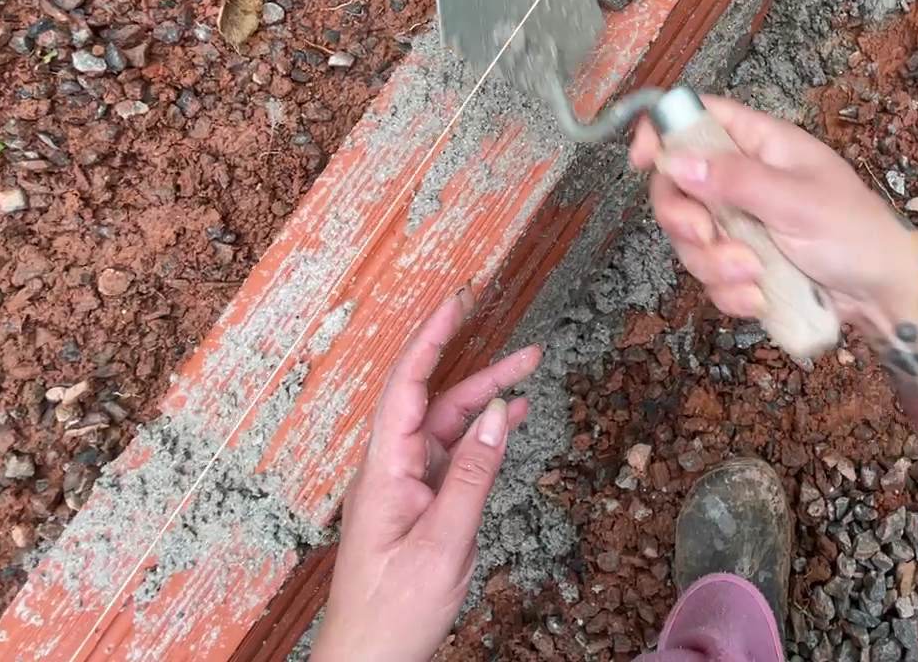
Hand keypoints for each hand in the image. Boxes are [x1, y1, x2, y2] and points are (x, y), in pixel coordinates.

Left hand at [312, 289, 541, 661]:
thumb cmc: (395, 613)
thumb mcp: (445, 544)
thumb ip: (473, 474)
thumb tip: (500, 412)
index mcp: (386, 469)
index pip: (407, 385)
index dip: (431, 339)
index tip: (456, 303)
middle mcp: (393, 466)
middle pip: (437, 401)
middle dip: (482, 371)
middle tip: (530, 352)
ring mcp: (407, 483)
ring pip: (451, 426)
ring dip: (488, 401)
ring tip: (531, 375)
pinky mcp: (420, 500)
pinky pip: (455, 455)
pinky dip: (485, 435)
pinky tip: (513, 419)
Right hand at [629, 95, 912, 333]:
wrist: (882, 293)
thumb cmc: (854, 231)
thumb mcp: (797, 201)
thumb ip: (736, 180)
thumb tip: (676, 159)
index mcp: (760, 144)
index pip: (698, 116)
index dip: (663, 130)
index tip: (642, 162)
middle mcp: (741, 178)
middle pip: (677, 184)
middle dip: (686, 220)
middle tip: (708, 239)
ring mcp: (739, 221)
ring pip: (689, 237)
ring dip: (713, 264)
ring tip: (754, 276)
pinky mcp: (740, 260)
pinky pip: (709, 274)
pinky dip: (728, 292)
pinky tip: (759, 298)